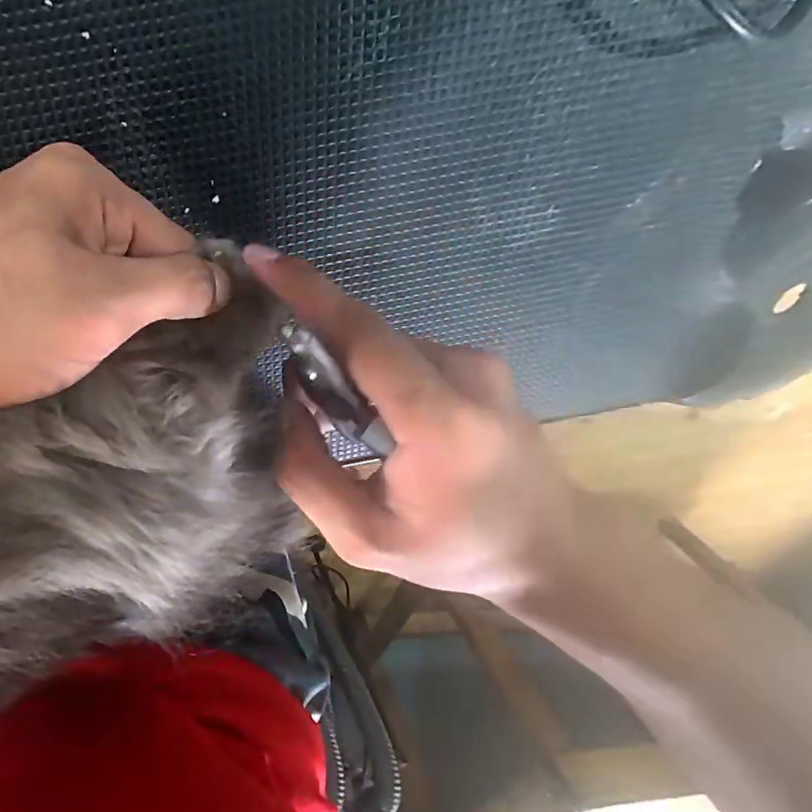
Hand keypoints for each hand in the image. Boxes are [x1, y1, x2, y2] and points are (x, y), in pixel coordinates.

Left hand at [0, 143, 228, 418]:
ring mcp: (22, 219)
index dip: (175, 296)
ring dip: (102, 316)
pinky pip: (65, 283)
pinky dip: (70, 316)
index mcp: (84, 178)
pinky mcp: (0, 256)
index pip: (173, 240)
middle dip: (134, 306)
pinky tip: (48, 341)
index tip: (155, 341)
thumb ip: (181, 286)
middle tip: (106, 347)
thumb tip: (229, 283)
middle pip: (139, 255)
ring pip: (103, 276)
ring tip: (73, 348)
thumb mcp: (106, 304)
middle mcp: (54, 185)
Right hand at [245, 245, 642, 603]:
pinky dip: (383, 377)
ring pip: (388, 345)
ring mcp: (482, 363)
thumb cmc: (457, 550)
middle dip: (323, 354)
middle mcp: (467, 374)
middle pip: (370, 337)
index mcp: (439, 423)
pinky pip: (410, 353)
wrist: (549, 542)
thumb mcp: (364, 538)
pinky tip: (394, 424)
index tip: (262, 261)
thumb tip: (288, 403)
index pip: (365, 336)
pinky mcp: (484, 363)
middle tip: (313, 411)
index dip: (309, 293)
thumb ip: (308, 472)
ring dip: (356, 373)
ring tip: (362, 433)